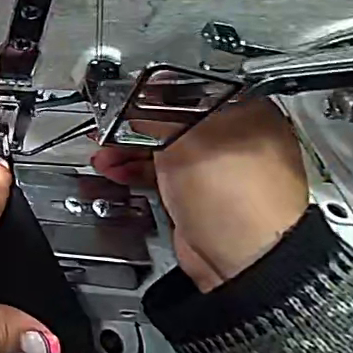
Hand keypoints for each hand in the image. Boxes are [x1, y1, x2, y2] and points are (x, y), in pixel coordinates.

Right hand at [91, 99, 309, 291]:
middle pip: (174, 119)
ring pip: (165, 148)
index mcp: (248, 114)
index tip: (128, 94)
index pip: (192, 88)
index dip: (156, 90)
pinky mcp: (201, 195)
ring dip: (129, 148)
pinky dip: (138, 169)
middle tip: (110, 122)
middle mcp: (235, 140)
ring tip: (105, 150)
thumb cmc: (239, 199)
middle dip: (135, 123)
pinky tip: (116, 168)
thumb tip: (136, 100)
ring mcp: (218, 169)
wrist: (245, 263)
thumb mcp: (186, 140)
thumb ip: (156, 115)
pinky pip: (163, 173)